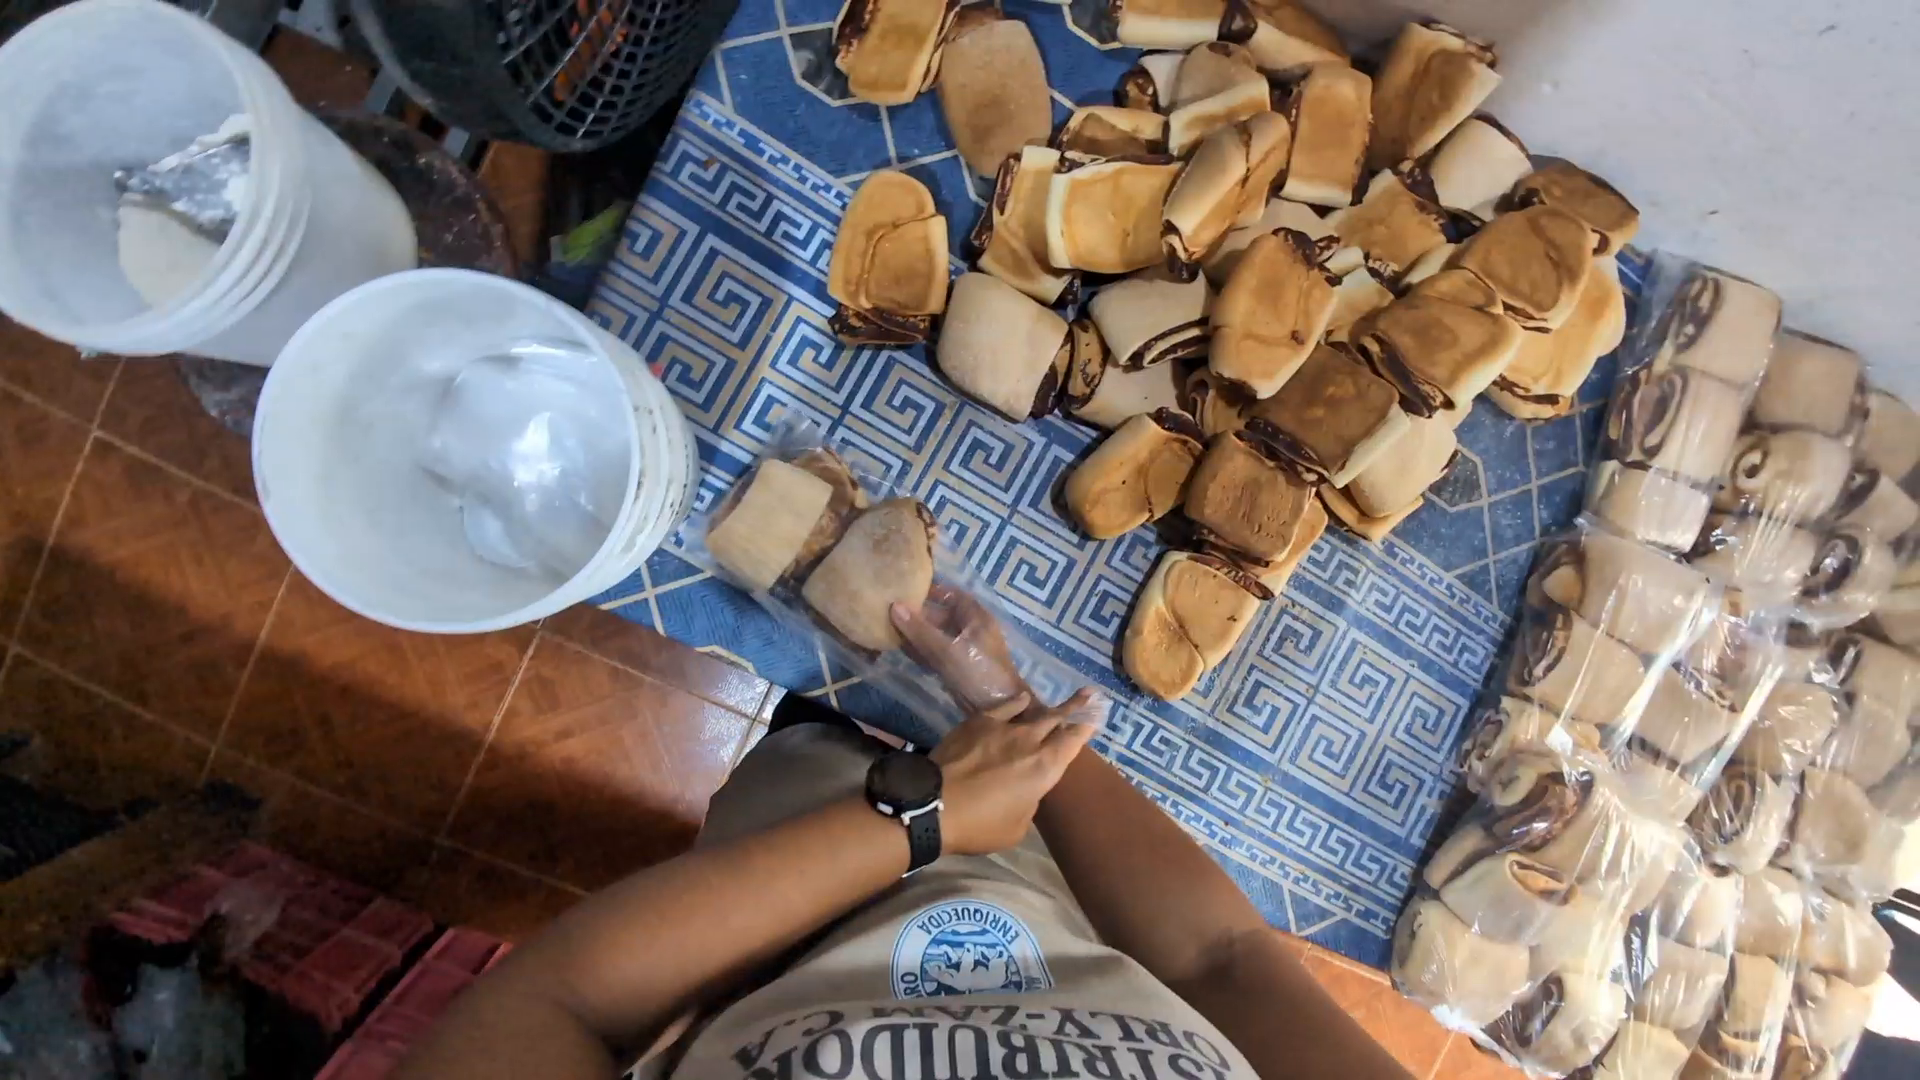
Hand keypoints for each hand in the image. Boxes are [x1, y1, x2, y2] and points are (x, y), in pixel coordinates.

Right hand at [891, 586, 1028, 711]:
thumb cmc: (979, 672)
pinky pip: (935, 652)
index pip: (952, 595)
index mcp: (976, 618)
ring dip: (916, 632)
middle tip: (889, 607)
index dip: (932, 590)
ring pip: (936, 635)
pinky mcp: (957, 667)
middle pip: (941, 615)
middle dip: (918, 612)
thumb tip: (894, 606)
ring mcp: (963, 650)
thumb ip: (920, 630)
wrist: (999, 711)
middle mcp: (970, 630)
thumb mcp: (948, 650)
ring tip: (888, 624)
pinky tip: (899, 646)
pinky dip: (920, 649)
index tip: (907, 587)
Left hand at [932, 690, 1102, 855]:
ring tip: (1054, 700)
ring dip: (1047, 706)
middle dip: (1075, 706)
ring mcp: (1004, 727)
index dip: (1086, 727)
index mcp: (1045, 768)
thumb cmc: (979, 825)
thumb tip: (1026, 787)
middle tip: (1089, 693)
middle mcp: (1030, 741)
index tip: (1096, 715)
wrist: (933, 804)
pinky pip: (1004, 707)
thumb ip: (1029, 801)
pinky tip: (1021, 698)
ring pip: (1032, 710)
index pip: (1073, 741)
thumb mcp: (1017, 827)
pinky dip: (1016, 702)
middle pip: (1058, 718)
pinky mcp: (978, 721)